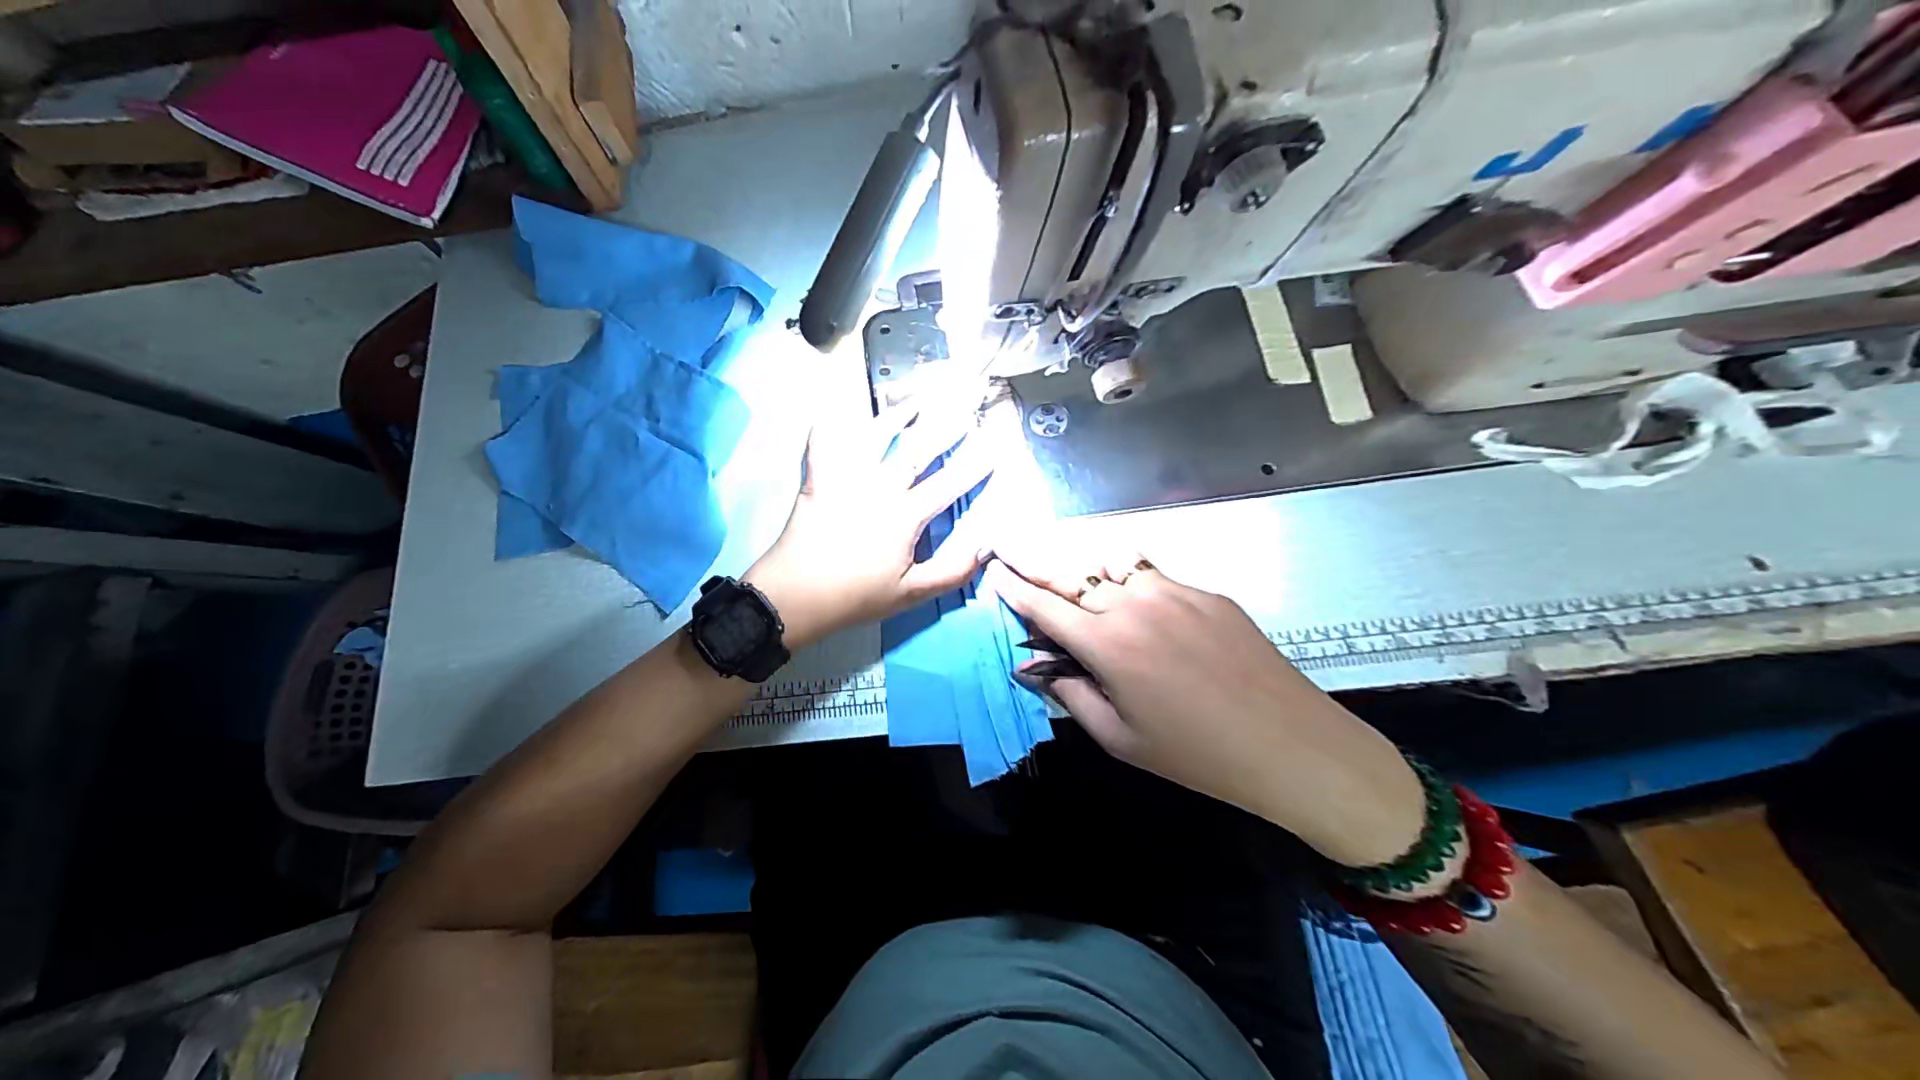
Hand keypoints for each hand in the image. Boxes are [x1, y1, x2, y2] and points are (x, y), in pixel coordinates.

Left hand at [745, 401, 994, 648]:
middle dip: (945, 427)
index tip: (993, 449)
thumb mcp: (911, 594)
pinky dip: (828, 426)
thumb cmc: (855, 597)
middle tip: (964, 408)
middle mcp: (879, 489)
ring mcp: (846, 480)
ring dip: (897, 415)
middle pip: (917, 450)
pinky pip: (822, 446)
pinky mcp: (818, 481)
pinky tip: (834, 411)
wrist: (795, 595)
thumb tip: (983, 549)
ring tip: (915, 398)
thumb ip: (951, 572)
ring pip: (875, 438)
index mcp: (905, 516)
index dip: (974, 467)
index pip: (948, 485)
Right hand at [985, 543, 1426, 867]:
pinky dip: (1133, 584)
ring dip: (1087, 570)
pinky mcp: (1208, 593)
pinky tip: (1139, 607)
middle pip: (1073, 573)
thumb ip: (1072, 696)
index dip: (1014, 588)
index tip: (994, 571)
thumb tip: (1038, 669)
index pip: (1045, 605)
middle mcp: (1136, 605)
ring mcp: (1176, 592)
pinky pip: (1156, 578)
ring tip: (1078, 581)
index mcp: (1107, 644)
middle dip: (1038, 563)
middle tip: (1015, 553)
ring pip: (1115, 567)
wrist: (1290, 744)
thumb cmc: (1196, 754)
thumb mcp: (1121, 738)